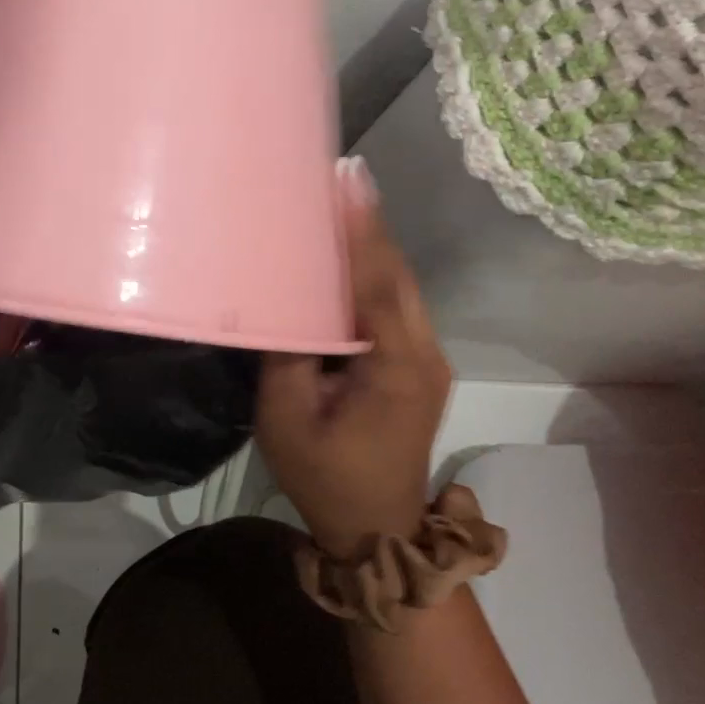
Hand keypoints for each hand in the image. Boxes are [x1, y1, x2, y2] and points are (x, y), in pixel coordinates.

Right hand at [253, 156, 451, 556]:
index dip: (360, 227)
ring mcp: (425, 359)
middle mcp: (424, 352)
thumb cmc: (325, 474)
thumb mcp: (288, 415)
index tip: (349, 177)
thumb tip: (280, 297)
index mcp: (396, 365)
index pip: (375, 281)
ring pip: (397, 286)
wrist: (376, 529)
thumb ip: (287, 351)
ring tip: (337, 199)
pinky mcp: (414, 366)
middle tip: (338, 174)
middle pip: (395, 273)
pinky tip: (344, 252)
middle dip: (368, 222)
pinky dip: (369, 270)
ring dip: (369, 243)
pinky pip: (392, 304)